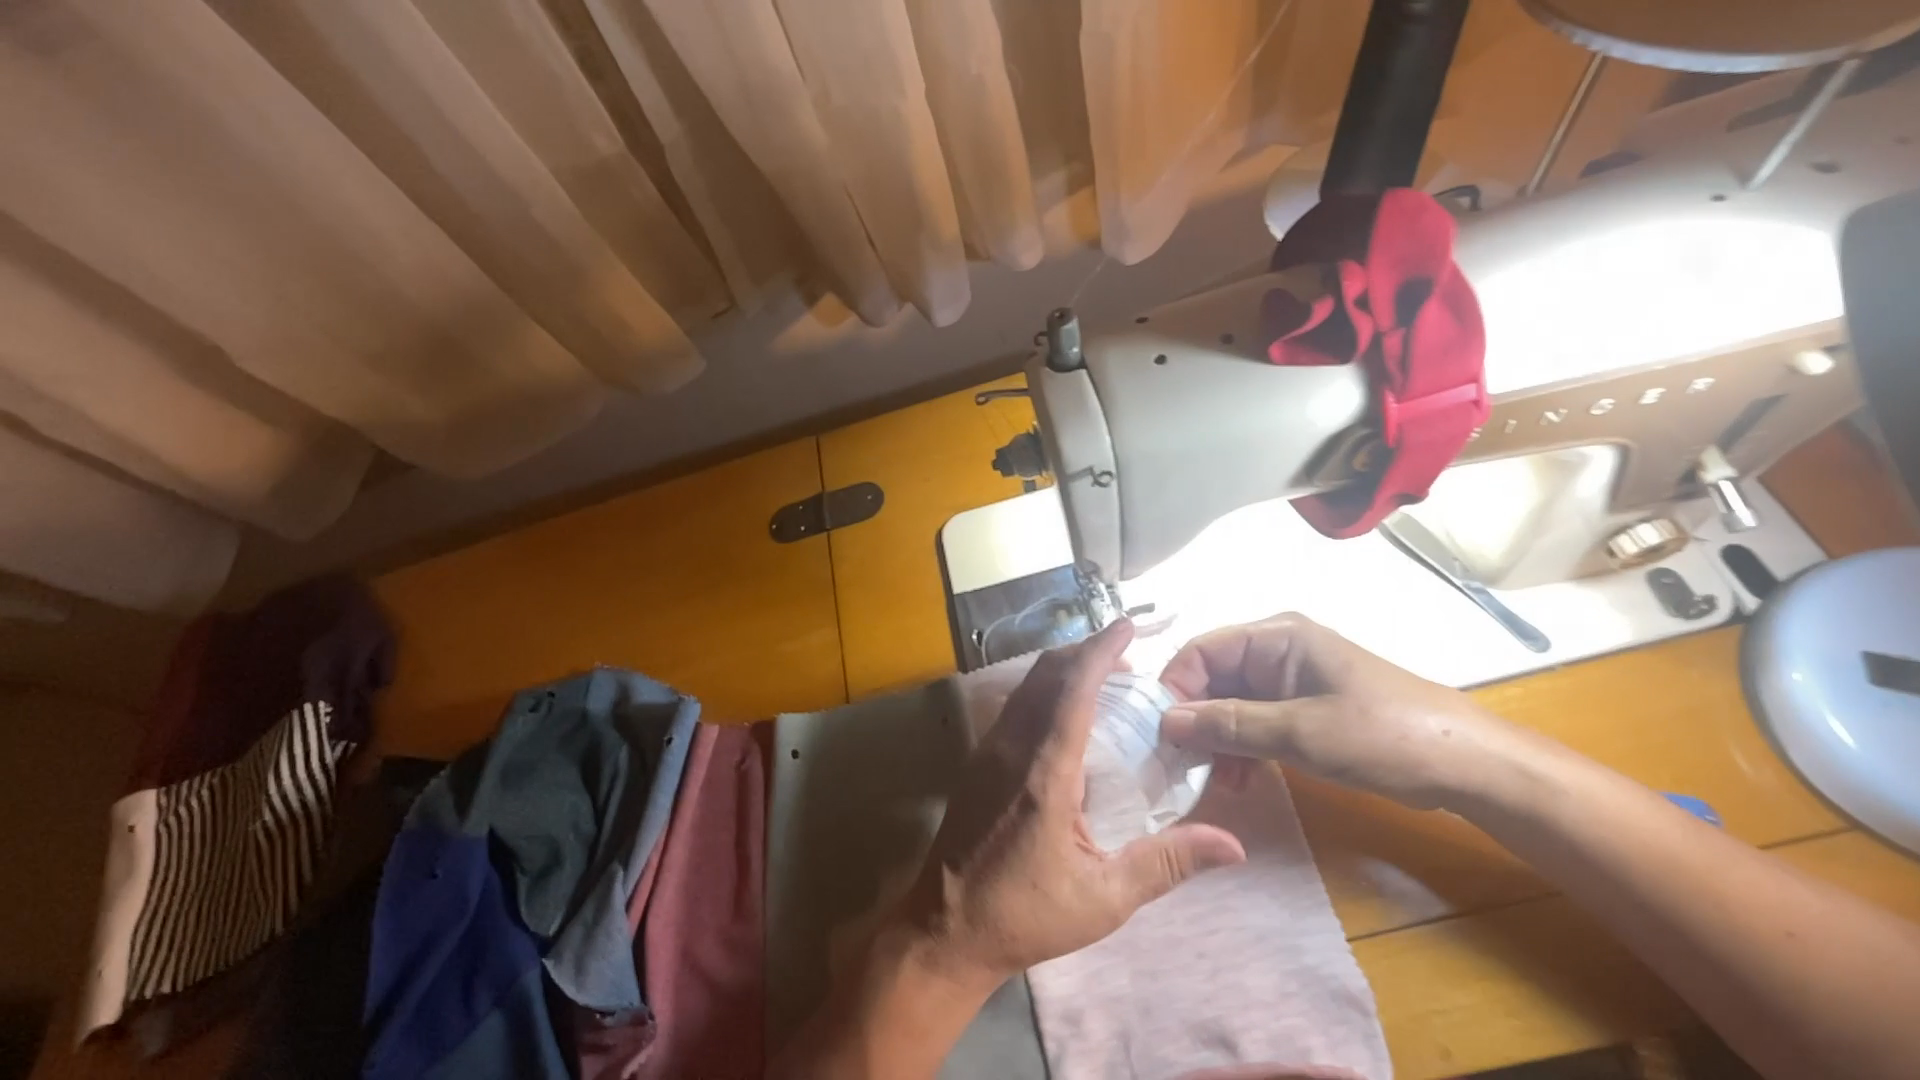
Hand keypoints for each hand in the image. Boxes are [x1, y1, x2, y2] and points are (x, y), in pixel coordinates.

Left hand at [776, 622, 1246, 1078]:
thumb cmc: (1023, 916)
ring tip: (1104, 679)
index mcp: (1044, 773)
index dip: (1102, 650)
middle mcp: (1010, 749)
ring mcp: (986, 752)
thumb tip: (1233, 845)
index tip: (1129, 626)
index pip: (1074, 689)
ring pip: (1026, 686)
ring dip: (1063, 669)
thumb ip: (1168, 864)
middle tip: (1128, 656)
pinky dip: (1044, 691)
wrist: (942, 931)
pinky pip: (1014, 707)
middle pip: (1047, 674)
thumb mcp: (1104, 898)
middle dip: (1086, 652)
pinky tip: (1067, 716)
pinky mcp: (976, 763)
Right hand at [1157, 613, 1541, 810]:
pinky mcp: (1303, 710)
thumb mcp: (1299, 732)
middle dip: (1196, 722)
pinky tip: (1240, 779)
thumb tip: (1165, 721)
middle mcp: (1276, 651)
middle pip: (1211, 679)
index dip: (1175, 690)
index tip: (1163, 737)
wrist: (1464, 764)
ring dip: (1217, 741)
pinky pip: (1254, 722)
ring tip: (1218, 782)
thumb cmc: (1382, 735)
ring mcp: (1290, 681)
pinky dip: (1241, 749)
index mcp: (1275, 638)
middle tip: (1185, 768)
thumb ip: (1229, 724)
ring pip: (1229, 705)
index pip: (1200, 652)